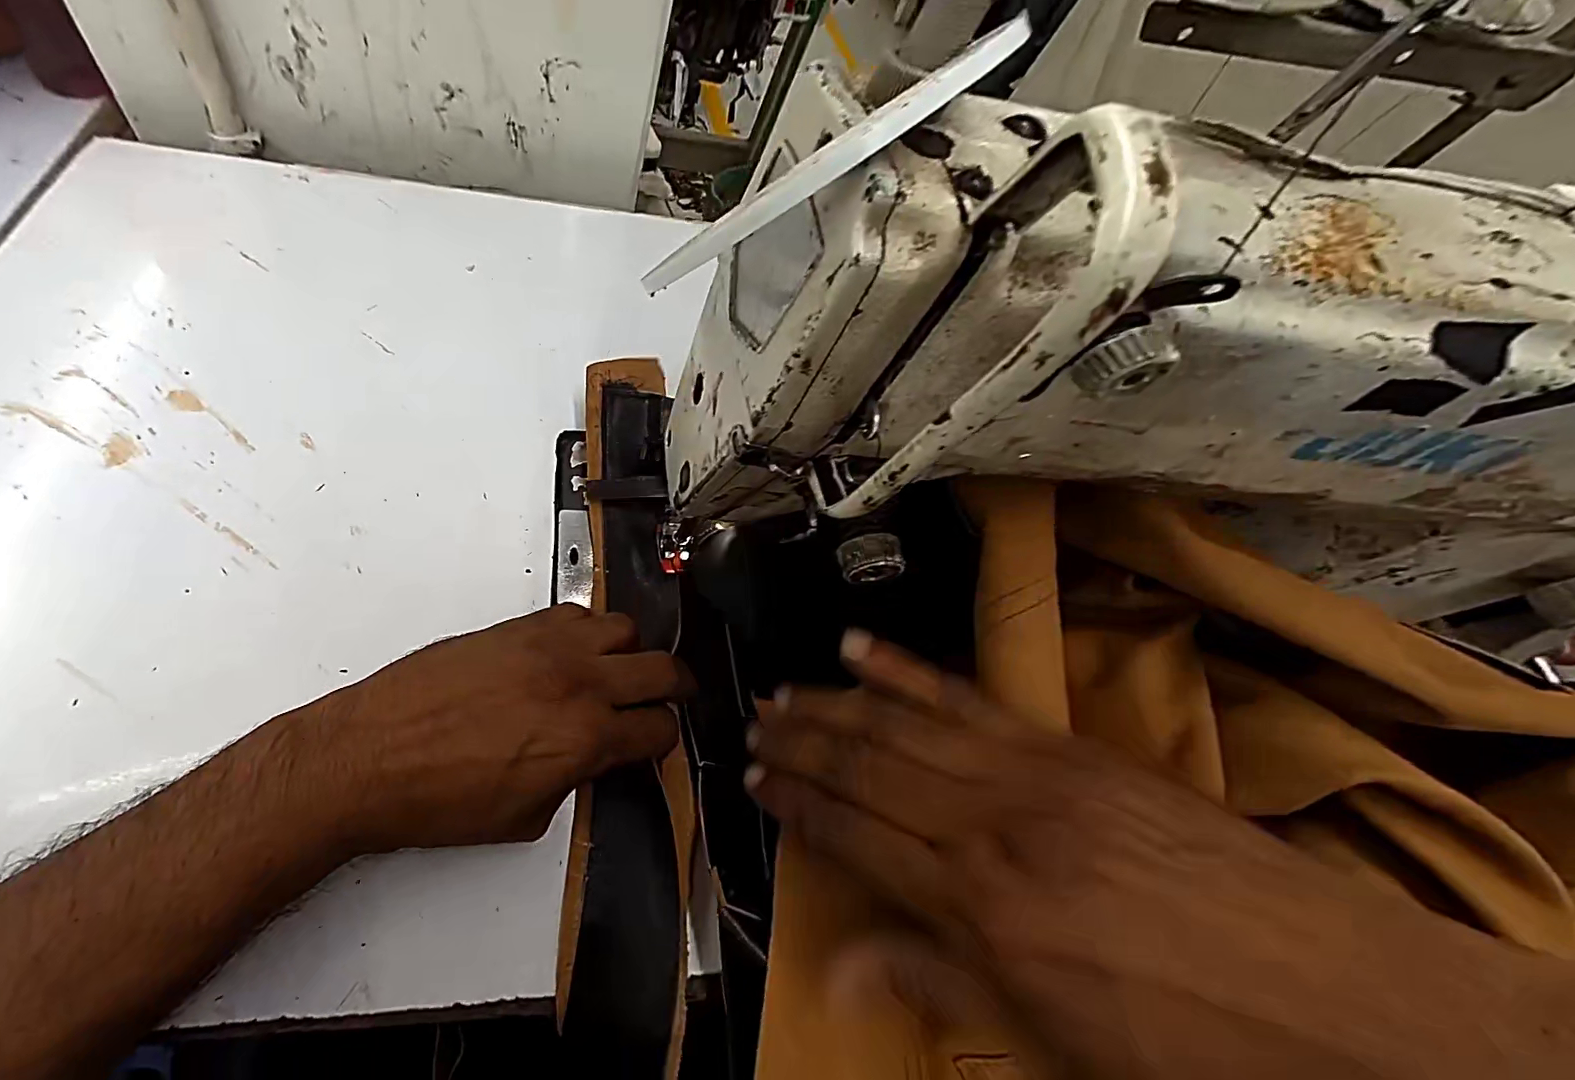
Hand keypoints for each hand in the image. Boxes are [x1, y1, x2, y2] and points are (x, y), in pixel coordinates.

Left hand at [300, 604, 688, 856]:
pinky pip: (576, 612)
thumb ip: (574, 779)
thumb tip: (588, 759)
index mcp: (582, 738)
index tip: (657, 738)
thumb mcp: (523, 815)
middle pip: (661, 669)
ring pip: (624, 627)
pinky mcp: (516, 627)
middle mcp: (574, 683)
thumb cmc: (433, 795)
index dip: (664, 738)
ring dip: (631, 651)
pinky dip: (587, 630)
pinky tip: (571, 653)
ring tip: (617, 669)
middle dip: (675, 686)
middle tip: (669, 695)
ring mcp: (547, 647)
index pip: (658, 728)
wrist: (367, 757)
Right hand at [748, 631, 1574, 1079]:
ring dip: (833, 704)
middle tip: (753, 726)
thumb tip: (840, 968)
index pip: (850, 833)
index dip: (793, 805)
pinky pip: (964, 697)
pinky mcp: (1061, 747)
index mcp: (974, 905)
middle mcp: (985, 824)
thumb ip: (933, 981)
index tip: (752, 782)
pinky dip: (905, 670)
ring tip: (785, 690)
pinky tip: (861, 648)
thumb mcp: (1049, 1043)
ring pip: (898, 724)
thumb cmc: (1188, 1043)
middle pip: (862, 766)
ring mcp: (1025, 774)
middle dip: (798, 744)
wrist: (1354, 1010)